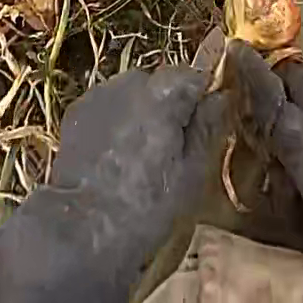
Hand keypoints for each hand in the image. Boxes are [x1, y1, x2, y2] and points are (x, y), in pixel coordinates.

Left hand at [0, 66, 225, 301]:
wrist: (85, 227)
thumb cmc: (147, 204)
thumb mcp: (192, 172)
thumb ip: (209, 125)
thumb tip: (223, 94)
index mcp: (164, 92)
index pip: (193, 75)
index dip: (199, 99)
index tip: (200, 125)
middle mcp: (131, 80)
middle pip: (161, 83)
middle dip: (168, 107)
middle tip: (169, 149)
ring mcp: (101, 91)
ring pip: (133, 94)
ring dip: (140, 113)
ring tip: (137, 157)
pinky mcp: (79, 108)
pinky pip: (108, 106)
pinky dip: (114, 122)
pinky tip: (112, 157)